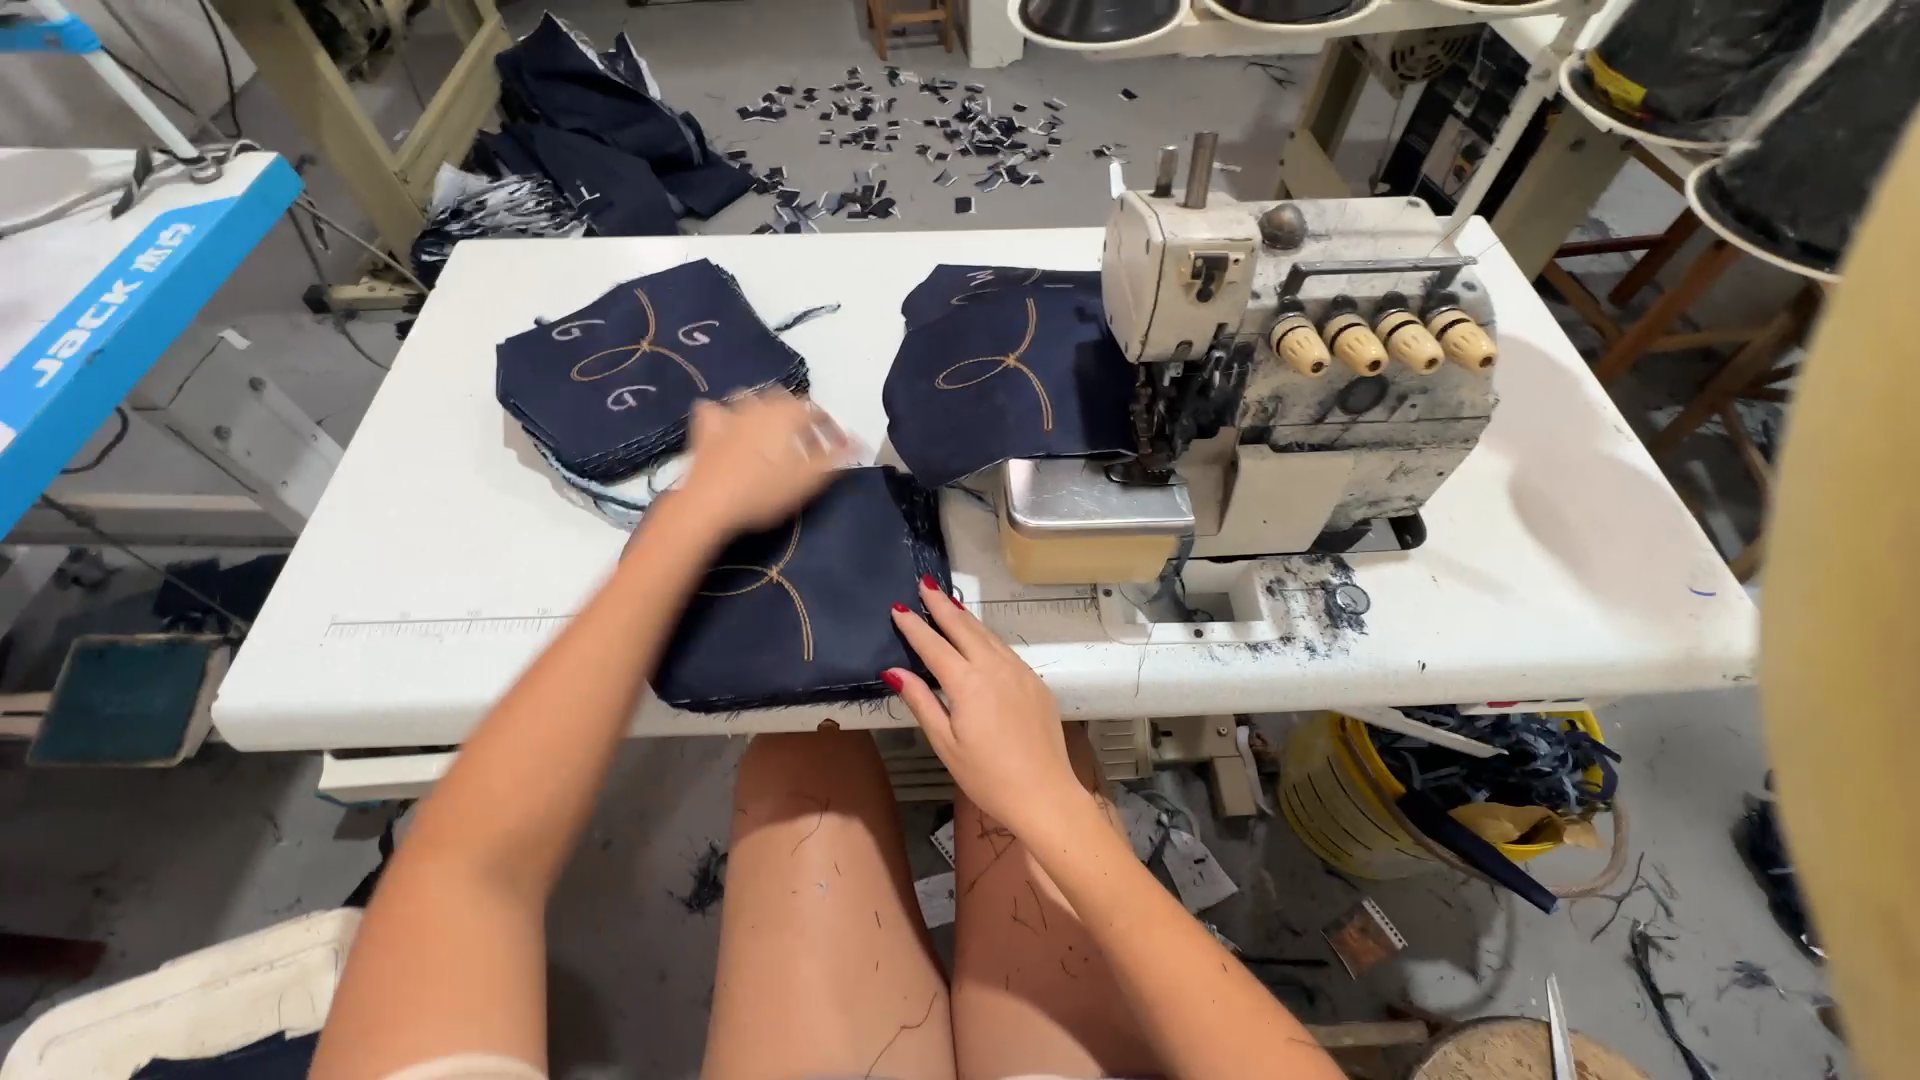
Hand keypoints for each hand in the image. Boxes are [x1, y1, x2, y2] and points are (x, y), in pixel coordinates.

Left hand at [674, 389, 857, 536]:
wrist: (709, 503)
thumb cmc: (764, 491)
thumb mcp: (808, 479)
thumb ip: (835, 458)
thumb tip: (858, 442)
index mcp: (788, 414)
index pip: (817, 412)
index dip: (831, 428)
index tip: (840, 447)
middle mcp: (760, 405)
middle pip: (785, 400)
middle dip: (799, 416)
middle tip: (807, 442)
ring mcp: (730, 413)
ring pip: (752, 399)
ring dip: (765, 411)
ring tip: (771, 433)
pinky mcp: (706, 428)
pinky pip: (716, 411)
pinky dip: (725, 416)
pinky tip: (727, 426)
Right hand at [886, 579, 1083, 835]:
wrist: (1045, 794)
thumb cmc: (987, 777)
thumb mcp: (946, 744)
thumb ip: (921, 702)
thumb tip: (894, 671)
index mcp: (967, 684)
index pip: (934, 646)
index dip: (914, 626)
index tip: (899, 607)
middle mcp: (995, 668)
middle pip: (963, 628)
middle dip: (942, 605)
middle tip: (925, 585)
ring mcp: (1020, 672)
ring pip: (988, 635)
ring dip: (965, 617)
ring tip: (948, 602)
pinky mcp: (1035, 682)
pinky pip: (1005, 650)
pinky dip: (987, 637)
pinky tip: (979, 637)